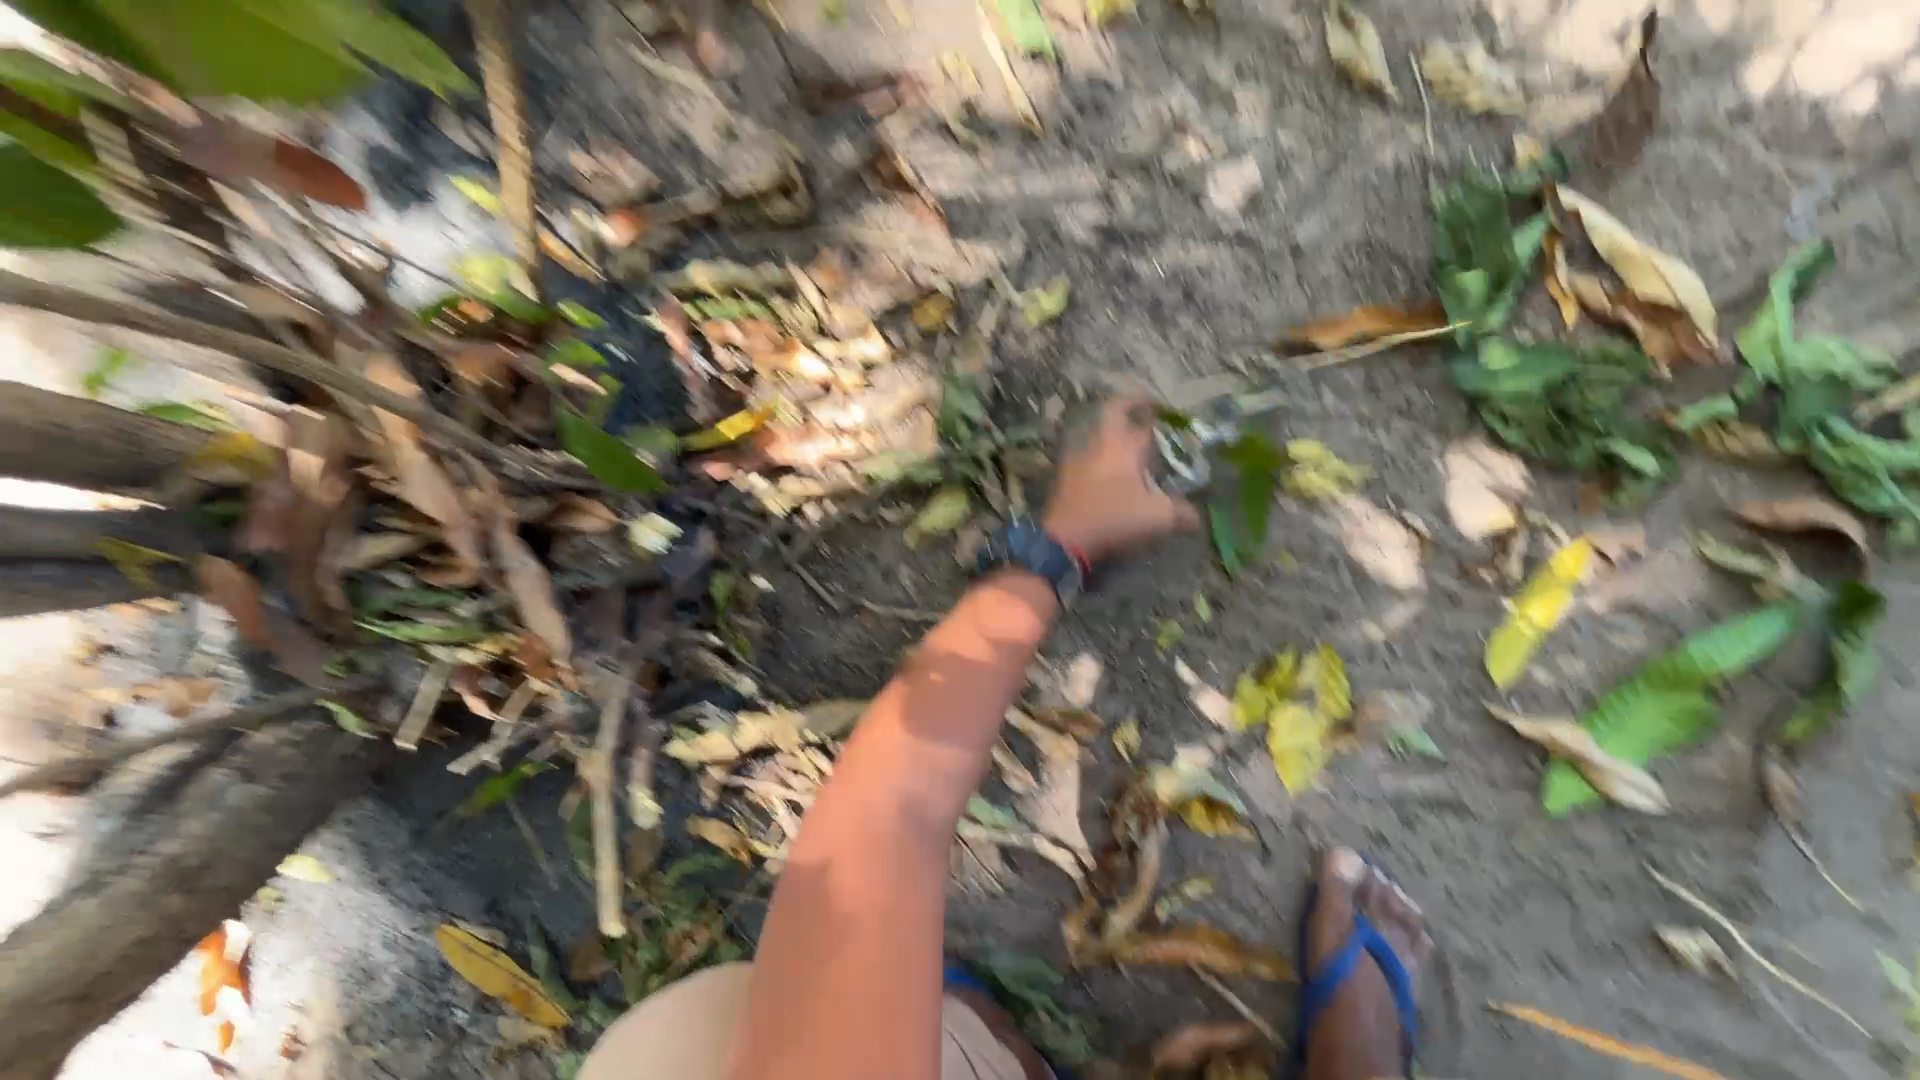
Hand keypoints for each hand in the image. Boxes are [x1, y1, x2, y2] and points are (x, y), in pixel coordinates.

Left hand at [1043, 395, 1200, 561]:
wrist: (1064, 538)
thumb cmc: (1113, 518)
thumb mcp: (1157, 518)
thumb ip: (1181, 514)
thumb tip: (1198, 519)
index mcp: (1122, 446)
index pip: (1132, 411)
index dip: (1143, 403)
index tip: (1155, 402)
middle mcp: (1098, 445)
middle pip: (1109, 415)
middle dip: (1125, 409)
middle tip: (1140, 414)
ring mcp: (1077, 459)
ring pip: (1096, 434)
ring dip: (1111, 433)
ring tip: (1128, 442)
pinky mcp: (1064, 478)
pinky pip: (1085, 455)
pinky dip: (1099, 456)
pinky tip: (1107, 470)